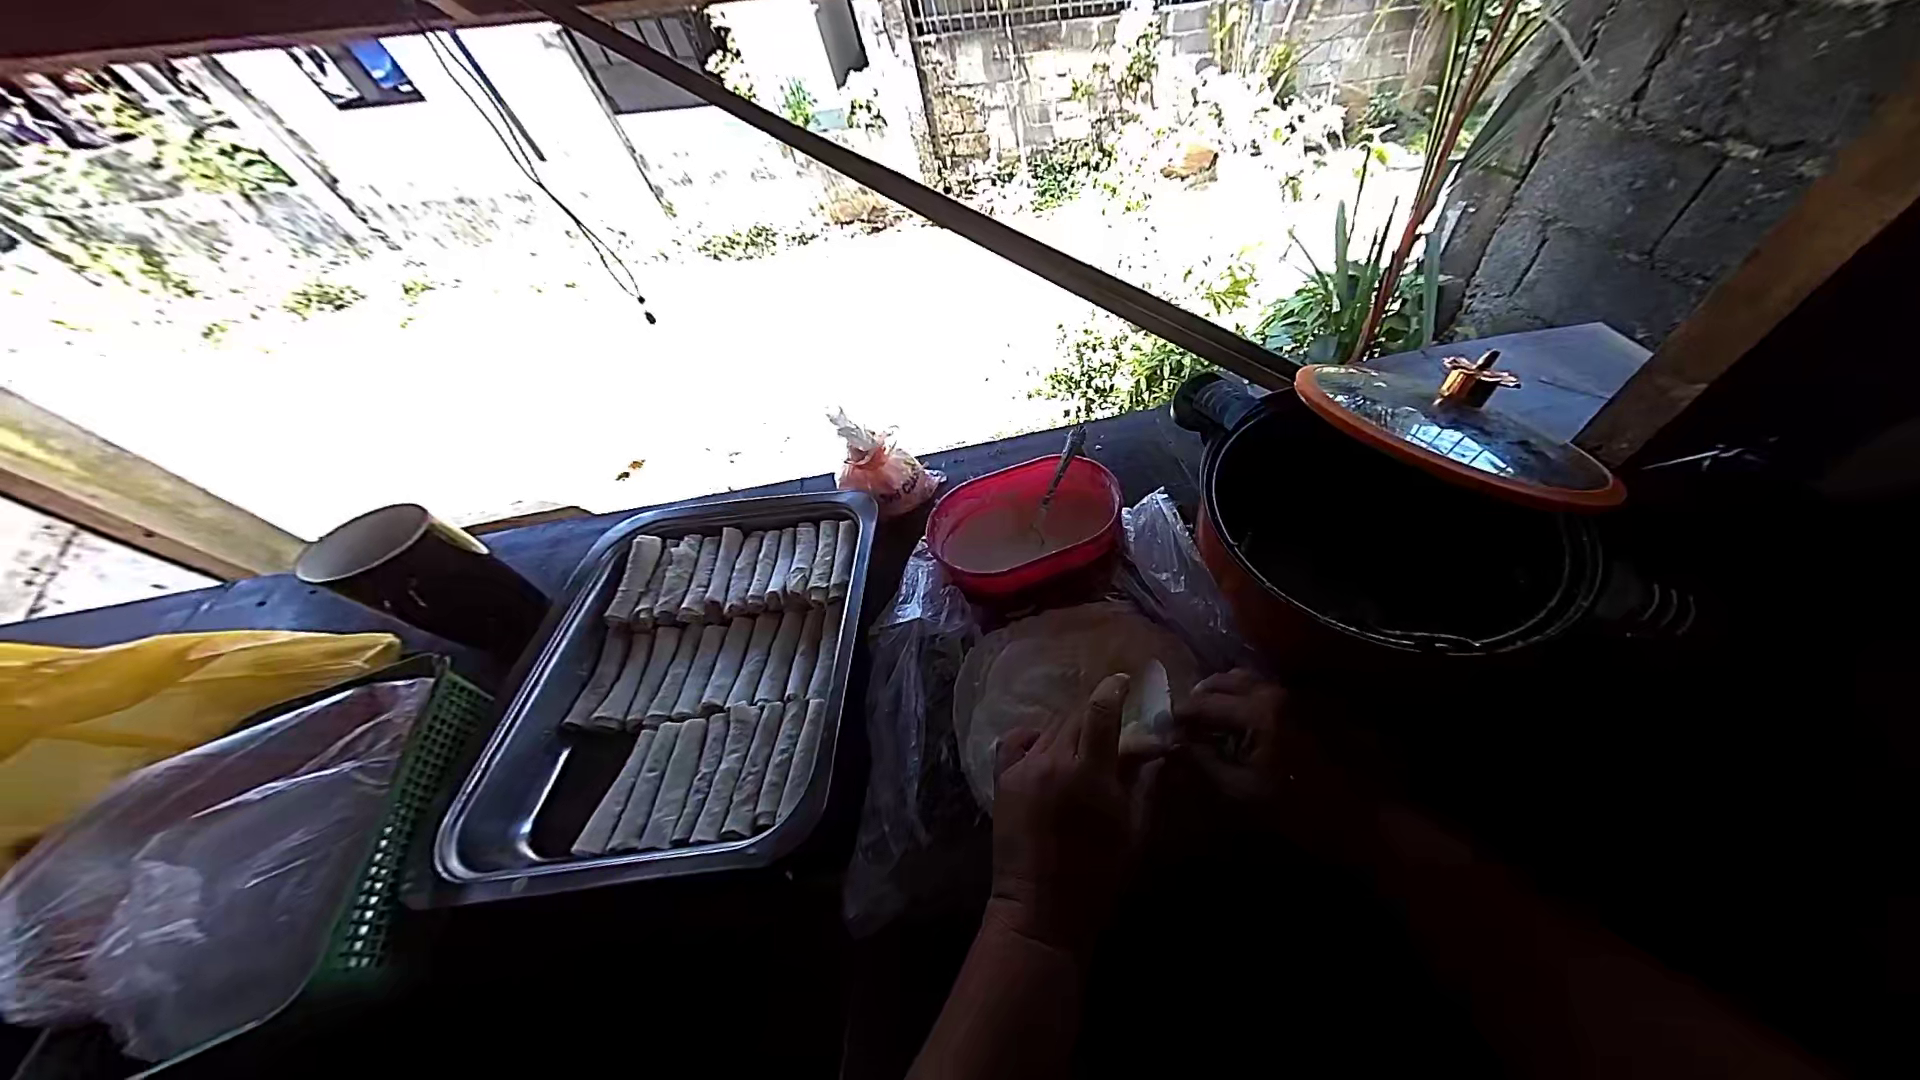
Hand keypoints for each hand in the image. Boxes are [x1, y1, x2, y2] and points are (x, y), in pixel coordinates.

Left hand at [988, 673, 1145, 959]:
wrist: (1040, 910)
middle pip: (1074, 715)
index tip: (1124, 681)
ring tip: (1082, 740)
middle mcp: (1052, 760)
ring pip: (1049, 728)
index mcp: (1089, 773)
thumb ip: (1139, 779)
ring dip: (1069, 727)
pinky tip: (1045, 748)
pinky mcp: (1002, 778)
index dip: (1114, 689)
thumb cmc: (1097, 876)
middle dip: (1095, 710)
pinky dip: (1034, 737)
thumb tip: (1150, 745)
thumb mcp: (1131, 827)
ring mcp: (1022, 767)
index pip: (1100, 711)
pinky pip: (1018, 740)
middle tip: (1110, 716)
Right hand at [1173, 668, 1368, 862]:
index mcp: (1257, 711)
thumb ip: (1202, 763)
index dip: (1180, 715)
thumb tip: (1175, 743)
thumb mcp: (1242, 793)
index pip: (1203, 703)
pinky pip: (1272, 693)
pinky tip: (1248, 725)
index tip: (1167, 729)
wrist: (1372, 826)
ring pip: (1250, 682)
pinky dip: (1251, 700)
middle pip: (1226, 681)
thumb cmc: (1302, 814)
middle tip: (1188, 721)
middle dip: (1202, 698)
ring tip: (1215, 721)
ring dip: (1226, 696)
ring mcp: (1301, 697)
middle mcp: (1278, 692)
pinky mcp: (1316, 707)